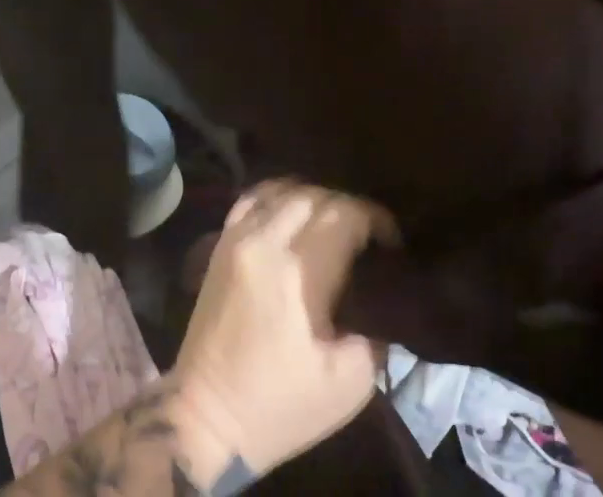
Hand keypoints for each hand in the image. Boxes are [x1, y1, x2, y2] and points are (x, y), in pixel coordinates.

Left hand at [166, 181, 392, 488]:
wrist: (209, 412)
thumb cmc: (283, 403)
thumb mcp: (352, 378)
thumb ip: (374, 326)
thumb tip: (382, 295)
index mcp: (295, 270)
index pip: (342, 214)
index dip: (376, 220)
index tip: (393, 245)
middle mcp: (260, 240)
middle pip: (311, 196)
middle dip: (347, 208)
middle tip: (369, 238)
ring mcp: (232, 239)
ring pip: (277, 191)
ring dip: (312, 199)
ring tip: (334, 226)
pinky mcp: (216, 248)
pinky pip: (248, 202)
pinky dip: (276, 200)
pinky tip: (293, 218)